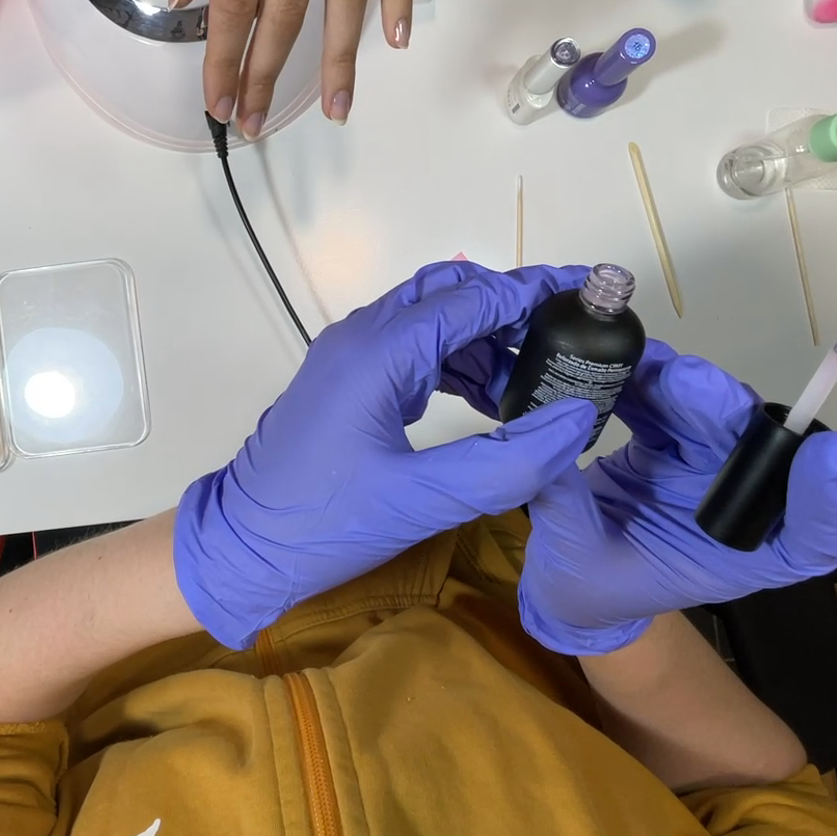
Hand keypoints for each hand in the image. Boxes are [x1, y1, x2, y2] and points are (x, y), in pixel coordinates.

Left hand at [176, 262, 596, 647]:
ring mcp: (348, 356)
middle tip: (568, 337)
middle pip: (447, 294)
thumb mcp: (421, 501)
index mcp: (377, 352)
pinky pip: (410, 352)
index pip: (470, 299)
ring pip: (428, 321)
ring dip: (482, 341)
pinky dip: (453, 365)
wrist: (243, 544)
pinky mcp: (347, 381)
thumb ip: (505, 461)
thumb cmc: (324, 524)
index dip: (534, 292)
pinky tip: (487, 401)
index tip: (593, 291)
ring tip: (533, 385)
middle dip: (509, 307)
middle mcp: (360, 337)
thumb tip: (577, 418)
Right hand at [518, 341, 836, 655]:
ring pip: (711, 418)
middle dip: (727, 414)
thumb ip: (566, 501)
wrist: (566, 578)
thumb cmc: (585, 590)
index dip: (830, 499)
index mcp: (739, 557)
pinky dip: (646, 382)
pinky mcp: (666, 442)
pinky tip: (626, 362)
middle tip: (687, 381)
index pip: (808, 536)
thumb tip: (550, 429)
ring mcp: (702, 469)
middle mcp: (736, 507)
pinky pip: (665, 405)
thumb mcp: (578, 563)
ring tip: (649, 364)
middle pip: (755, 456)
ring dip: (682, 387)